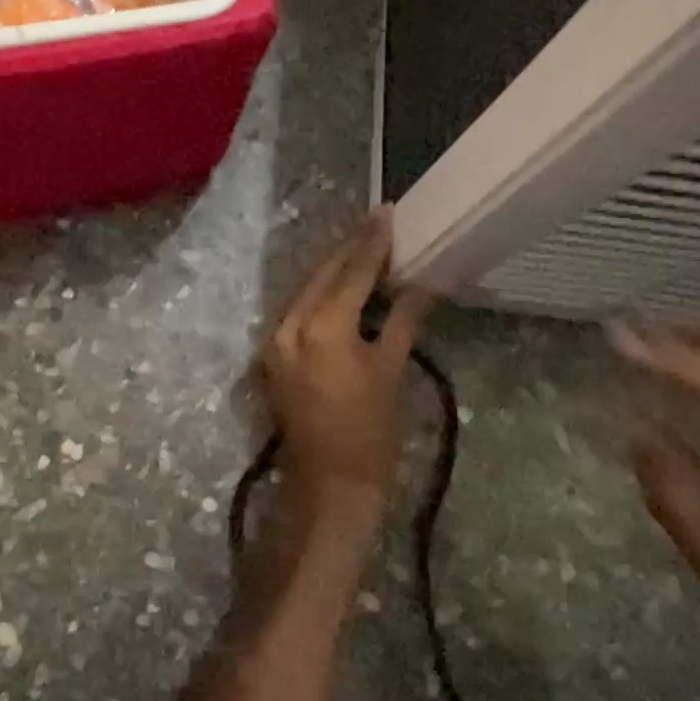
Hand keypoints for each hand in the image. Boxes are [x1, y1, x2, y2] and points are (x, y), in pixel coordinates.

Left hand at [260, 213, 433, 521]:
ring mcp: (275, 343)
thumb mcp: (391, 371)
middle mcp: (290, 326)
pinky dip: (321, 297)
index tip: (386, 212)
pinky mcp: (272, 358)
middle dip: (351, 250)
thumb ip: (404, 319)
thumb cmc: (370, 435)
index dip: (372, 242)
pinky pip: (298, 313)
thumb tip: (427, 282)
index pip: (352, 273)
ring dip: (335, 272)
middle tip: (377, 224)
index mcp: (322, 328)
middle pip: (323, 276)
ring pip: (307, 292)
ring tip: (365, 250)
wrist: (330, 488)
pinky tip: (344, 288)